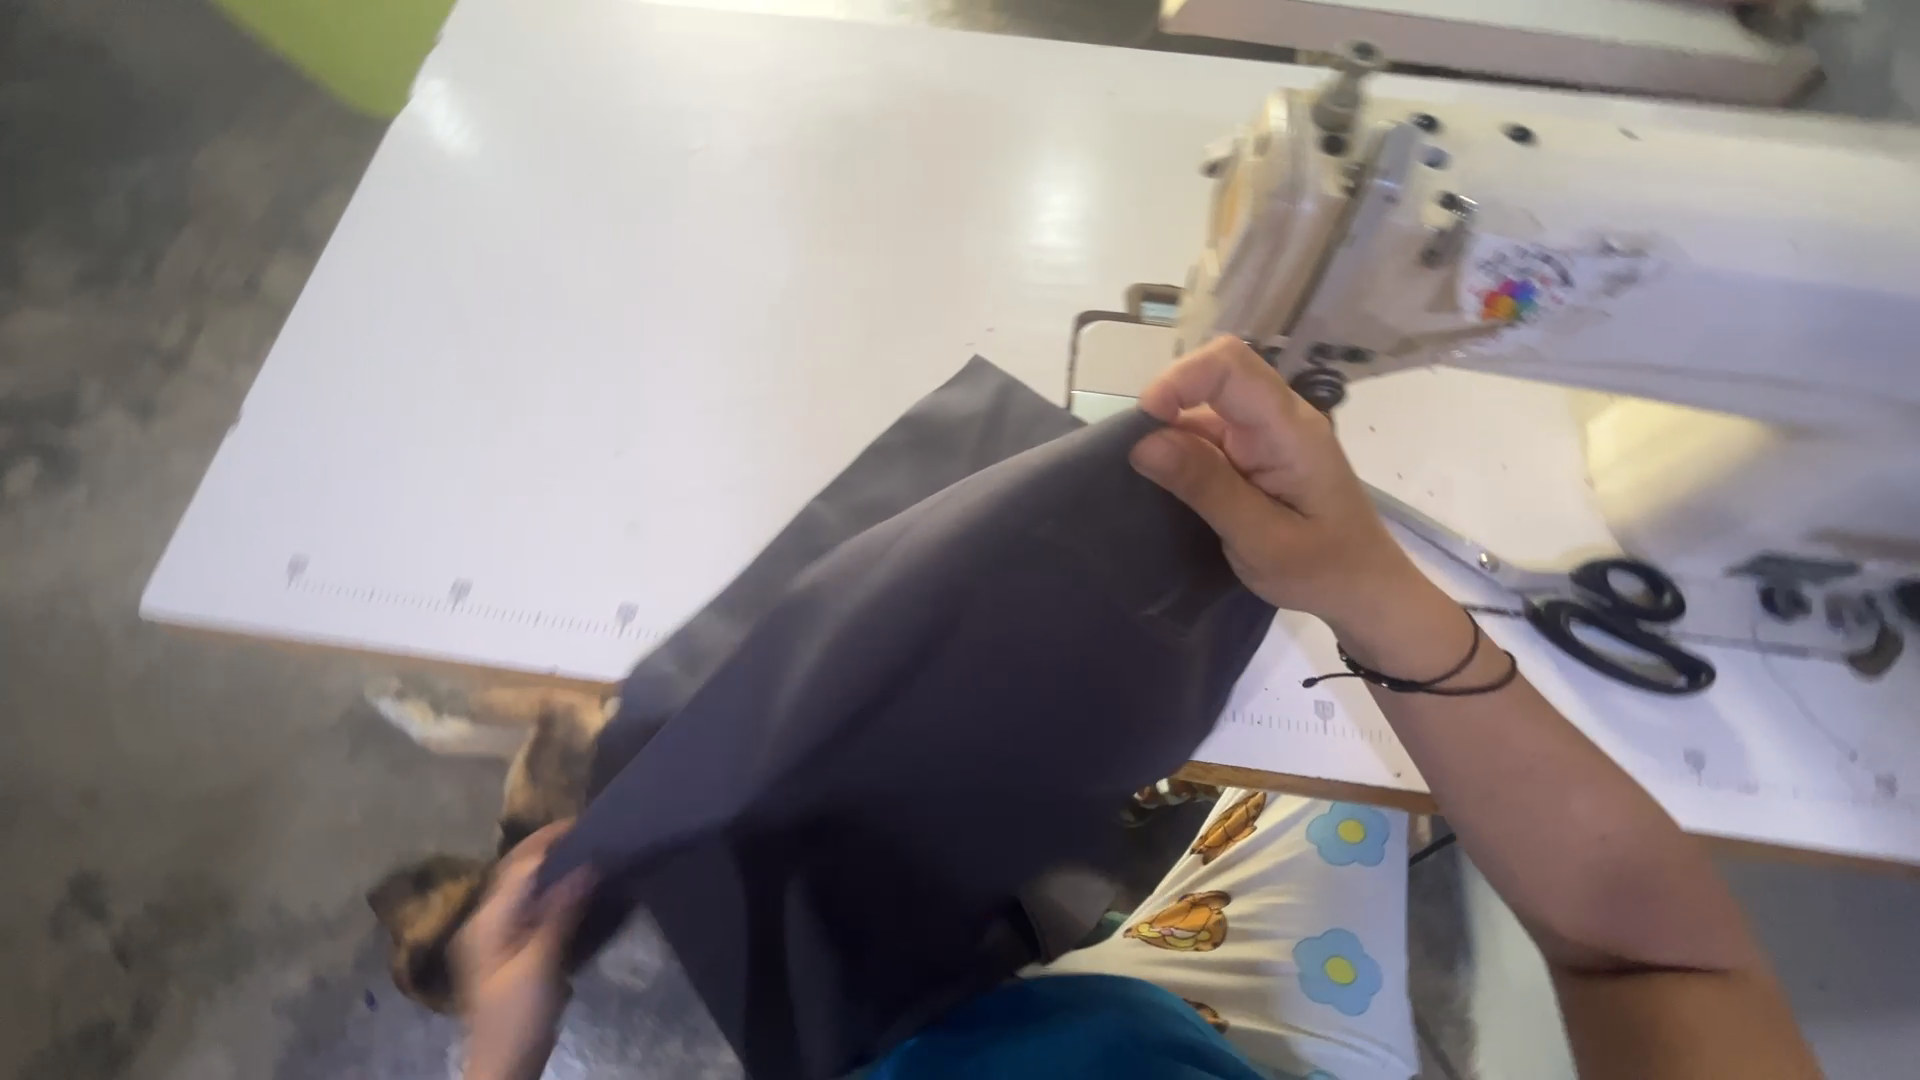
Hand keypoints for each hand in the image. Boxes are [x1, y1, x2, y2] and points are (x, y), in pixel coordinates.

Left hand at [452, 822, 593, 1079]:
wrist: (503, 1067)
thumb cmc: (518, 1014)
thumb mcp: (541, 962)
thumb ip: (561, 910)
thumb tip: (588, 863)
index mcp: (487, 920)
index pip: (520, 864)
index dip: (551, 838)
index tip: (588, 820)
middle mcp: (486, 921)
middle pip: (518, 871)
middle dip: (550, 847)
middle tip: (592, 831)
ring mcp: (496, 936)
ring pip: (525, 885)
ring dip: (553, 865)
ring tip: (590, 850)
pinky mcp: (511, 949)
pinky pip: (532, 903)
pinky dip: (553, 887)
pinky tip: (577, 887)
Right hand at [1129, 336, 1436, 633]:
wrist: (1363, 591)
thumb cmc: (1321, 570)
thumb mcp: (1260, 539)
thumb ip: (1206, 487)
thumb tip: (1143, 443)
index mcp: (1289, 430)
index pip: (1230, 367)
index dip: (1178, 380)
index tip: (1142, 428)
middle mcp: (1278, 418)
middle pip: (1216, 374)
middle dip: (1167, 402)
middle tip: (1139, 456)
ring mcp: (1266, 433)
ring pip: (1206, 403)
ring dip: (1169, 430)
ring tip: (1149, 478)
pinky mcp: (1255, 451)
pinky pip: (1209, 430)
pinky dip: (1178, 448)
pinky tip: (1168, 483)